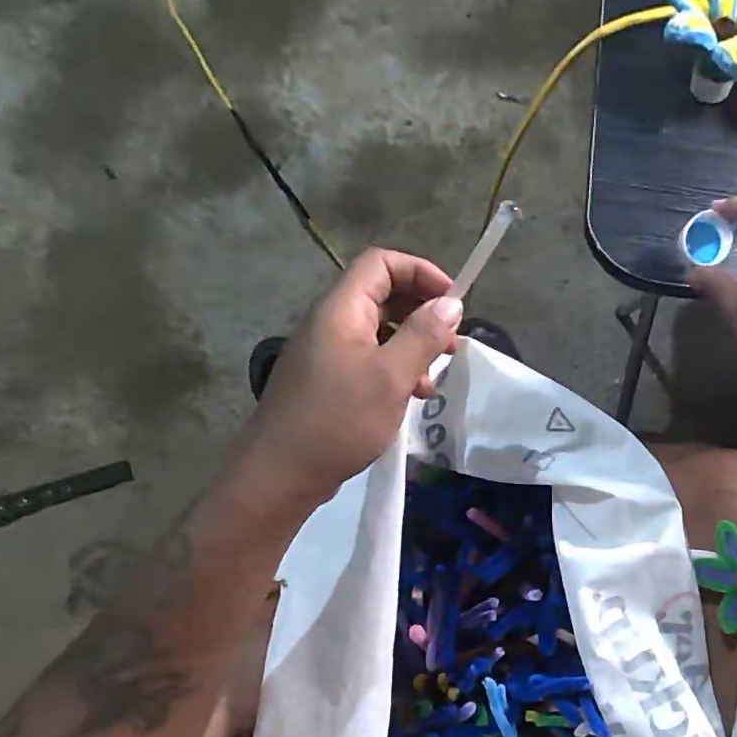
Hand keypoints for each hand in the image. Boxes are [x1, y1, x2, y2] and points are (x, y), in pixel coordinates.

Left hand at [246, 249, 462, 507]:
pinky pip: (370, 361)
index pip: (382, 264)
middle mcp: (332, 323)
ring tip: (434, 378)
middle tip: (452, 345)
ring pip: (380, 333)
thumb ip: (423, 335)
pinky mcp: (330, 382)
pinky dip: (396, 371)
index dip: (421, 272)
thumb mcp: (390, 376)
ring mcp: (329, 354)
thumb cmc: (338, 420)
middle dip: (423, 314)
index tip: (454, 301)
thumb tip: (451, 303)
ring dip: (413, 347)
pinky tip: (411, 398)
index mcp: (341, 309)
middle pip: (383, 297)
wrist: (282, 473)